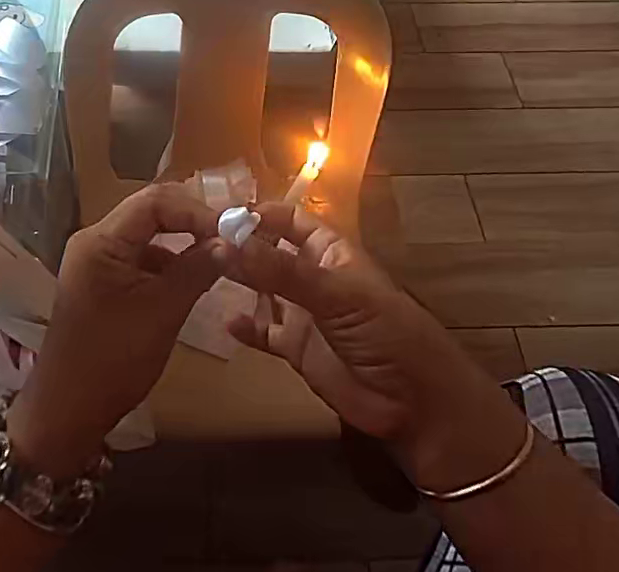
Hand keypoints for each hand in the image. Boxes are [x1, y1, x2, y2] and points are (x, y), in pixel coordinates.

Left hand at [7, 185, 224, 475]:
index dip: (196, 210)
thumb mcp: (162, 312)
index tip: (231, 230)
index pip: (154, 202)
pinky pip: (140, 257)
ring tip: (219, 254)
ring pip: (146, 234)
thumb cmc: (113, 359)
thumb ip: (197, 270)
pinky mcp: (102, 280)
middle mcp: (95, 240)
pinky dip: (168, 262)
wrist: (68, 410)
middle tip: (229, 235)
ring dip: (182, 241)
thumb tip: (231, 242)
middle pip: (149, 212)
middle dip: (190, 220)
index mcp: (101, 240)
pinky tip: (193, 277)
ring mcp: (96, 260)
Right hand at [220, 202, 526, 490]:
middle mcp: (312, 276)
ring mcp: (303, 312)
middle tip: (203, 242)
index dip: (260, 214)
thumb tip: (231, 243)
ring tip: (205, 272)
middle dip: (241, 245)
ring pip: (262, 288)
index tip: (222, 215)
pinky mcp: (296, 348)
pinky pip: (264, 331)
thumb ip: (283, 271)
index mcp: (329, 252)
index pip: (290, 220)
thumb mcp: (337, 294)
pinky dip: (246, 327)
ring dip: (239, 280)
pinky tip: (226, 322)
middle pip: (270, 250)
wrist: (415, 404)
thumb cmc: (385, 332)